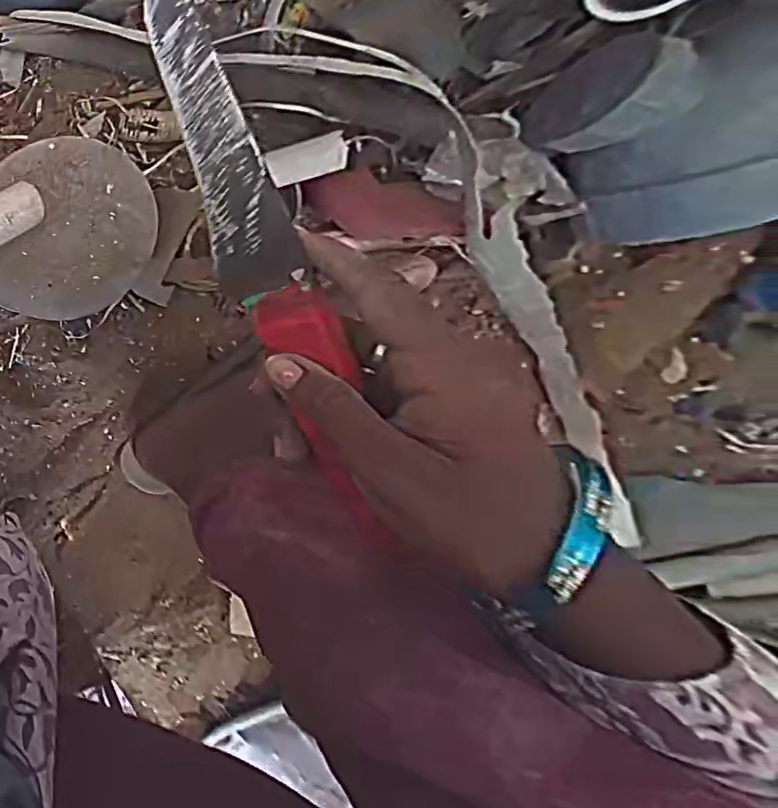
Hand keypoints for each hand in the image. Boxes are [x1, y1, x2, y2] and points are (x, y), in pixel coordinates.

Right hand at [263, 233, 569, 597]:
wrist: (543, 570)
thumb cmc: (467, 518)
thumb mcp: (383, 467)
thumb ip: (328, 408)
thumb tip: (276, 363)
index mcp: (445, 368)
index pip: (382, 298)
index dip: (338, 264)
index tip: (299, 237)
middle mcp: (444, 366)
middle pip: (350, 340)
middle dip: (299, 368)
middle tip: (263, 405)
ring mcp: (440, 388)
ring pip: (352, 371)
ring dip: (311, 404)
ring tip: (293, 451)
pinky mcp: (435, 409)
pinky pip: (369, 396)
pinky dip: (334, 419)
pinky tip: (316, 455)